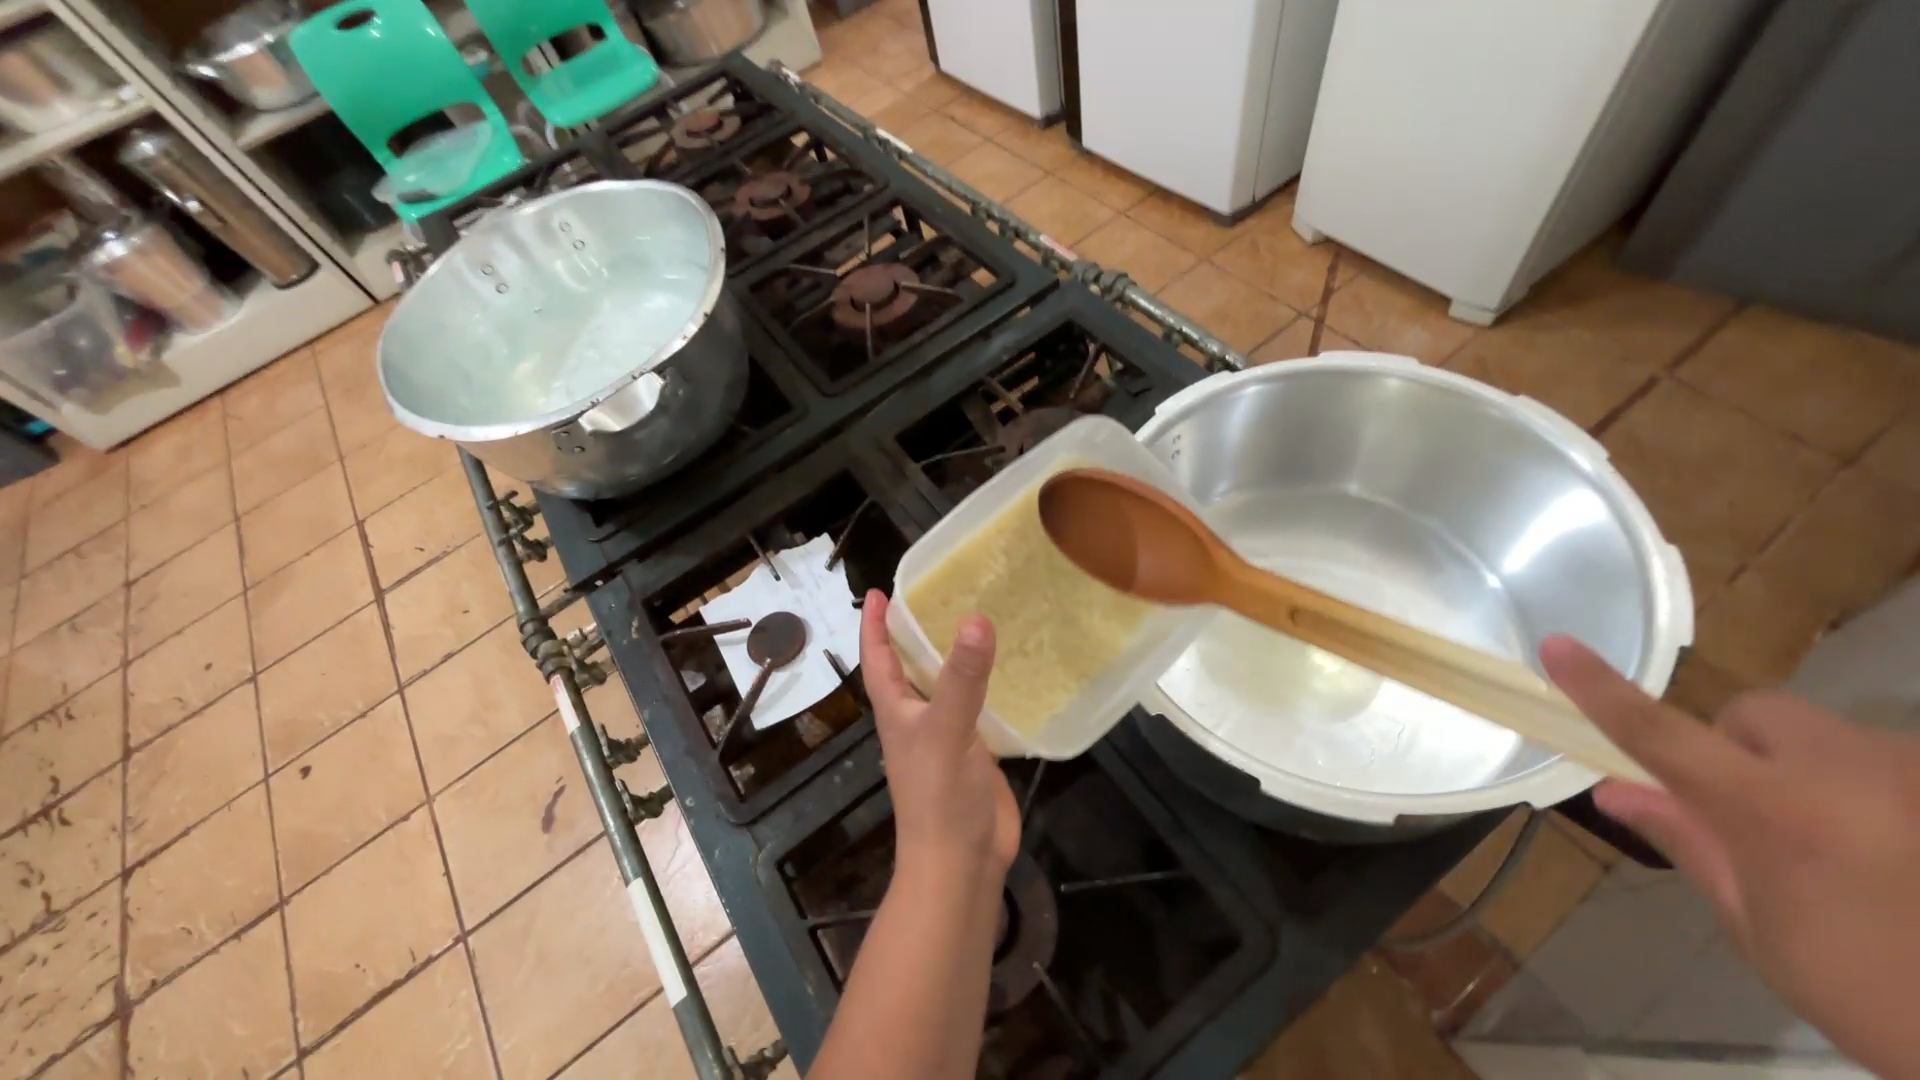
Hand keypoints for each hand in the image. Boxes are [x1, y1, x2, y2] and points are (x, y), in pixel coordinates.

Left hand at [859, 590, 1019, 882]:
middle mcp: (918, 718)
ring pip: (948, 686)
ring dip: (957, 657)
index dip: (874, 625)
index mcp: (897, 710)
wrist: (961, 863)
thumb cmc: (939, 796)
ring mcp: (947, 737)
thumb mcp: (946, 729)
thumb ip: (961, 678)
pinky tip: (1015, 670)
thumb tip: (975, 618)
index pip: (877, 658)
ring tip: (982, 619)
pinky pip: (981, 709)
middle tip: (943, 593)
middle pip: (912, 667)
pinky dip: (991, 687)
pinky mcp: (977, 753)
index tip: (879, 591)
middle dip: (918, 632)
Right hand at [1542, 636, 1919, 1079]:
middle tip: (1752, 814)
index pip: (1661, 735)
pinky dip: (1871, 794)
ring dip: (1811, 773)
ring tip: (1853, 854)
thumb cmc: (1881, 998)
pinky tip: (1899, 858)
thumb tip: (1615, 790)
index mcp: (1777, 812)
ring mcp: (1916, 773)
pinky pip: (1884, 765)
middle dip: (1737, 747)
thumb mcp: (1763, 933)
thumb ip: (1690, 846)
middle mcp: (1850, 772)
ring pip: (1825, 738)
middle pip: (1756, 714)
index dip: (1602, 690)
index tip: (1556, 646)